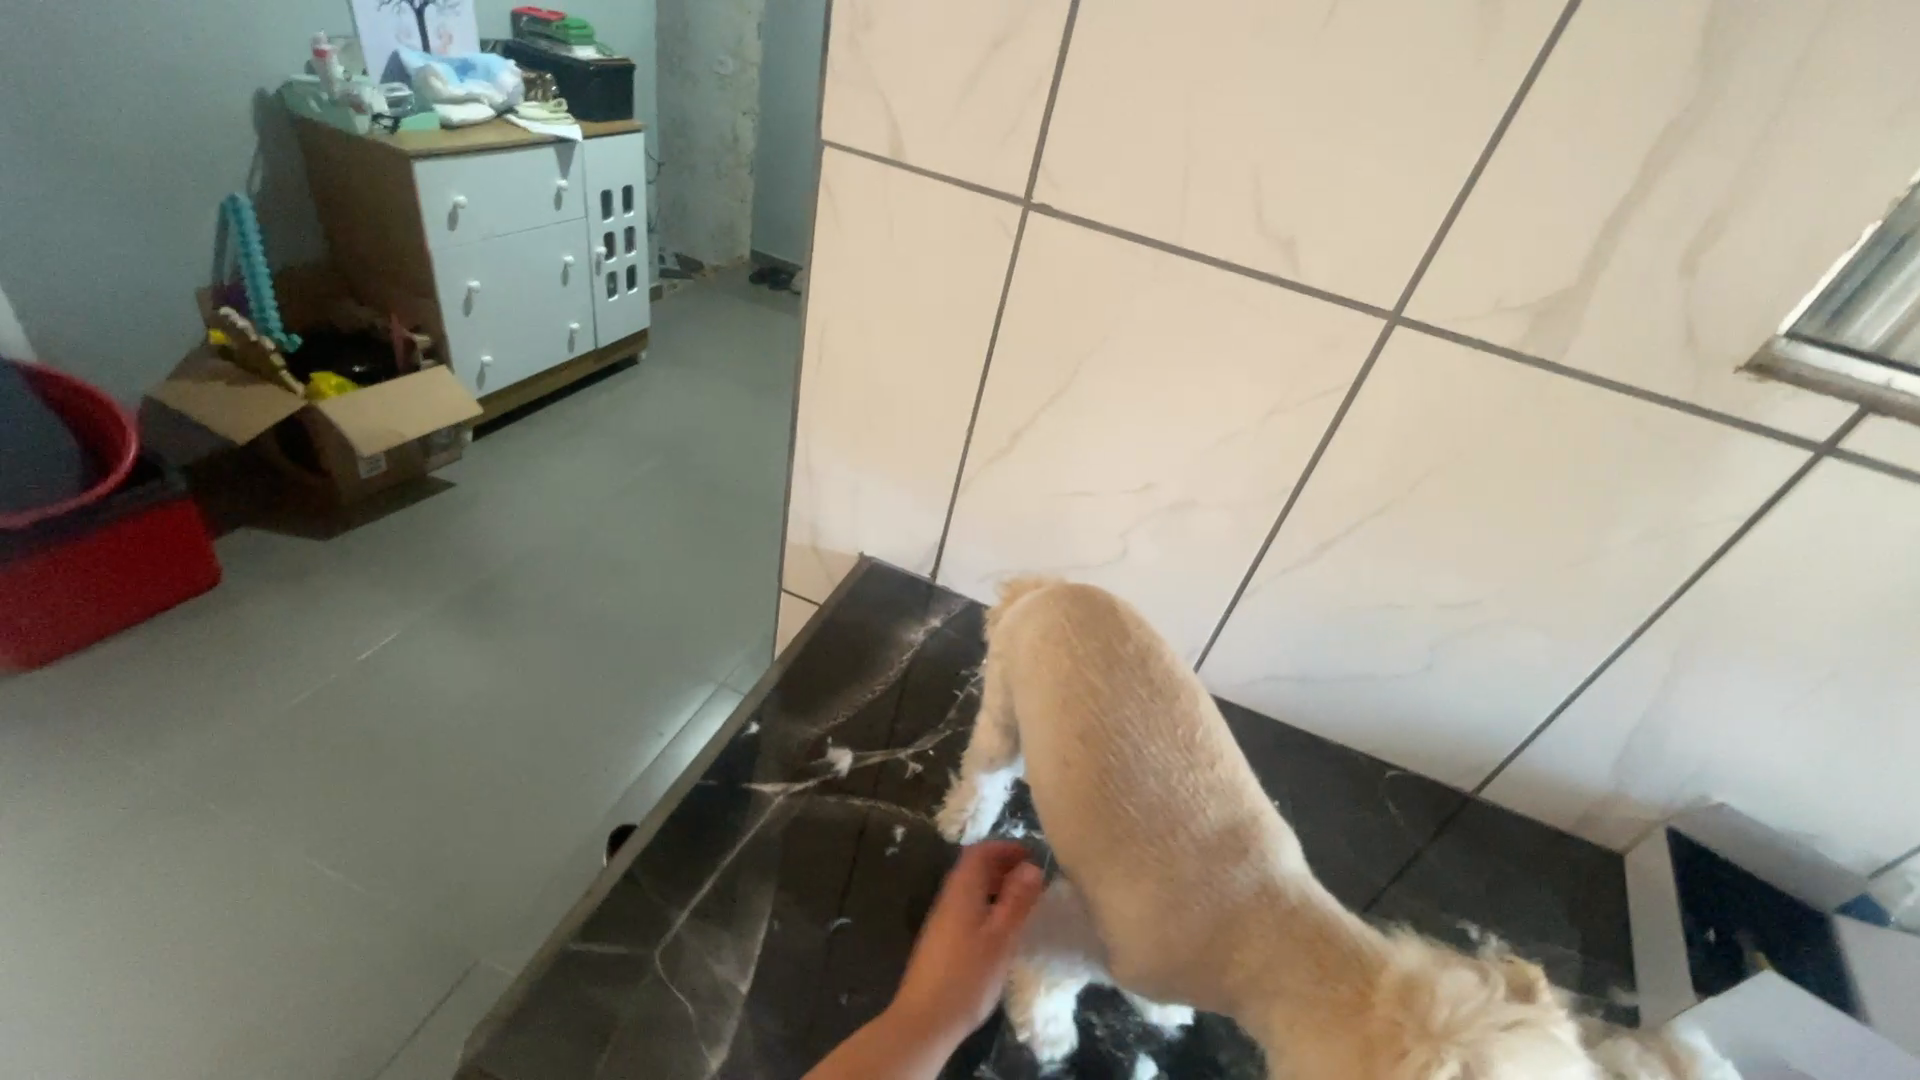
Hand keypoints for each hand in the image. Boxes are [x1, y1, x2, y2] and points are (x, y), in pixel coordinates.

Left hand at [885, 841, 1045, 1049]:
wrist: (924, 1020)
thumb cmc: (967, 976)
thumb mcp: (1001, 937)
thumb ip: (1017, 901)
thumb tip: (1031, 867)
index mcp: (962, 891)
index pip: (979, 852)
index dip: (1004, 848)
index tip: (1030, 854)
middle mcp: (949, 899)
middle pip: (973, 869)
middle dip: (1002, 865)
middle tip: (1031, 878)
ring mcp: (942, 921)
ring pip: (970, 891)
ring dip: (995, 887)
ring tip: (1022, 902)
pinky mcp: (941, 943)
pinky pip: (967, 910)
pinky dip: (987, 907)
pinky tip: (1001, 930)